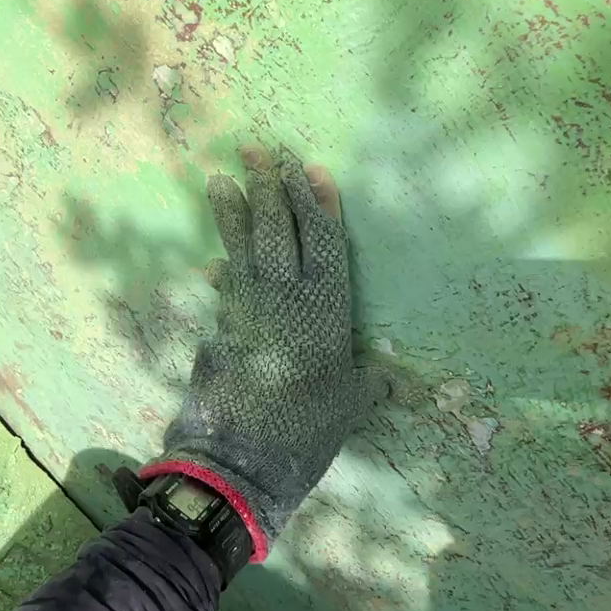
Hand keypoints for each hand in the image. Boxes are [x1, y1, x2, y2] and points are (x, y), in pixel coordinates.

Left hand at [141, 146, 379, 561]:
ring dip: (236, 211)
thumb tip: (392, 380)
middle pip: (281, 231)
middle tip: (261, 149)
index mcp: (327, 311)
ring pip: (245, 247)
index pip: (325, 244)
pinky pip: (224, 286)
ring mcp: (248, 308)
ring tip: (222, 176)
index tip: (310, 168)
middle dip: (271, 187)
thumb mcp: (349, 406)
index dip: (319, 205)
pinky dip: (223, 267)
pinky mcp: (219, 324)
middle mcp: (287, 299)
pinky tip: (217, 253)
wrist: (243, 460)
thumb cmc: (307, 434)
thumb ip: (366, 383)